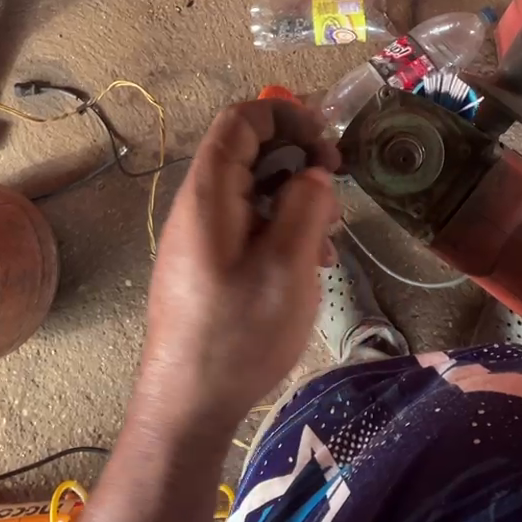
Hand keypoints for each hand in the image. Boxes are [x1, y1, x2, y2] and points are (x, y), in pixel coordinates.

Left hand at [132, 100, 341, 432]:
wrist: (186, 406)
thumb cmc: (237, 336)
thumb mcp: (286, 269)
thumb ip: (305, 208)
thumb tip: (314, 172)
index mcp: (210, 193)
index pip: (241, 119)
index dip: (287, 115)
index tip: (328, 145)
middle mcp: (199, 204)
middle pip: (249, 151)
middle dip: (298, 159)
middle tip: (335, 187)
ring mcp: (201, 233)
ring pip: (254, 189)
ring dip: (295, 198)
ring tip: (328, 238)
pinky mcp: (208, 260)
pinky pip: (248, 222)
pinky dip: (281, 227)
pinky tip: (307, 263)